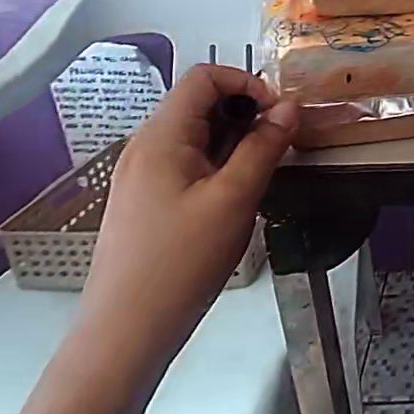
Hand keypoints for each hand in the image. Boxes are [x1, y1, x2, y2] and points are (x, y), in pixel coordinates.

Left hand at [80, 64, 298, 344]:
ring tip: (262, 171)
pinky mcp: (147, 199)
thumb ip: (264, 146)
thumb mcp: (235, 198)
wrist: (123, 337)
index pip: (205, 77)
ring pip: (198, 134)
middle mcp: (146, 146)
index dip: (247, 82)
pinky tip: (236, 194)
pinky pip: (189, 161)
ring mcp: (143, 174)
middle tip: (278, 144)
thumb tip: (290, 106)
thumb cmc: (180, 263)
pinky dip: (220, 162)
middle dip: (247, 112)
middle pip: (201, 103)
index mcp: (161, 136)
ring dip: (236, 139)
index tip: (278, 113)